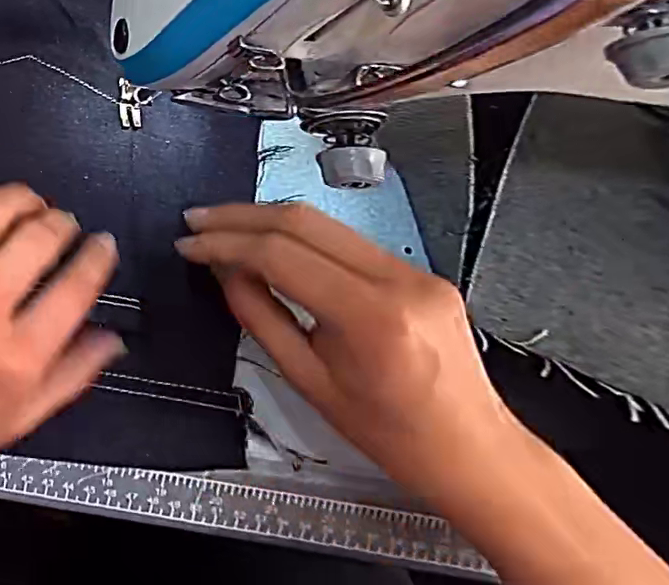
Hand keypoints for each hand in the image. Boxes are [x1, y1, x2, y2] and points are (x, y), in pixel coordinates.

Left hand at [0, 184, 124, 486]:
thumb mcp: (21, 417)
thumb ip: (74, 374)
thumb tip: (115, 336)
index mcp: (15, 356)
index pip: (75, 286)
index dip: (98, 256)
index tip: (103, 243)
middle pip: (41, 237)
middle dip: (66, 224)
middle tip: (68, 228)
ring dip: (28, 200)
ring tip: (36, 209)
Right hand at [175, 202, 515, 494]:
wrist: (476, 454)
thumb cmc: (399, 437)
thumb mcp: (311, 384)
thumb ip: (260, 318)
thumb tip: (226, 272)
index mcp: (372, 318)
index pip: (280, 254)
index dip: (225, 243)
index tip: (193, 243)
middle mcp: (398, 281)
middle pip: (301, 220)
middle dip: (240, 215)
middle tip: (199, 221)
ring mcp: (413, 270)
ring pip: (323, 220)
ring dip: (267, 218)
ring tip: (226, 227)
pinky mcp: (417, 269)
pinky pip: (347, 238)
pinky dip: (301, 235)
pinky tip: (273, 241)